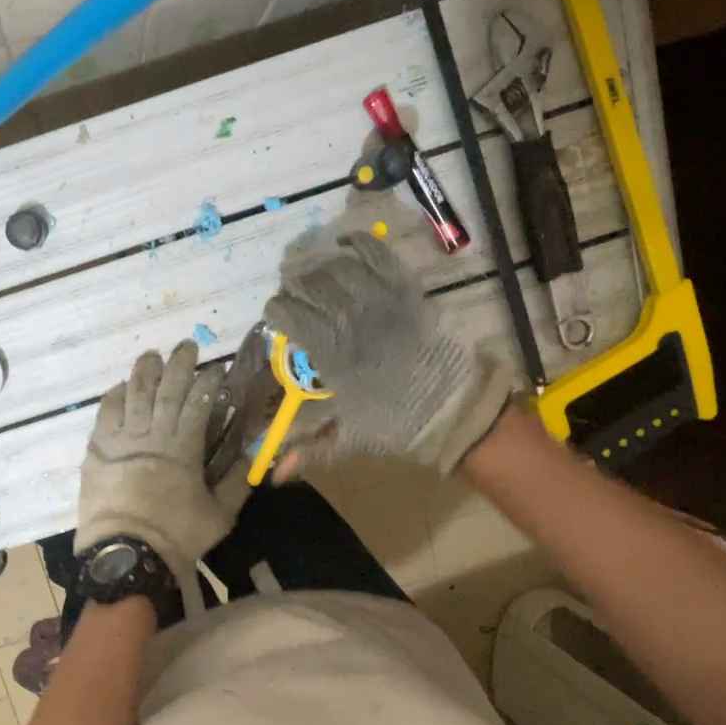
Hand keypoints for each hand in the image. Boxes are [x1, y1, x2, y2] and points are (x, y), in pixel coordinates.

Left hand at [75, 341, 233, 577]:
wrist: (126, 554)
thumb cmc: (178, 536)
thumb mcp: (220, 514)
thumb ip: (238, 482)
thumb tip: (251, 456)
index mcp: (183, 448)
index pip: (198, 401)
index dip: (208, 381)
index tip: (216, 368)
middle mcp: (151, 435)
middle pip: (165, 389)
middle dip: (178, 364)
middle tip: (187, 346)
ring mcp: (121, 441)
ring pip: (133, 394)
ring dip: (144, 371)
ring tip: (152, 356)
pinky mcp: (97, 451)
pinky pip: (105, 414)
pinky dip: (115, 396)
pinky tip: (121, 388)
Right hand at [263, 232, 513, 474]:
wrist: (453, 407)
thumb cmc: (397, 423)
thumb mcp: (349, 440)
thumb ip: (308, 451)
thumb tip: (272, 479)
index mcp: (331, 353)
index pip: (291, 316)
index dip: (278, 311)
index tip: (275, 316)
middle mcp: (350, 320)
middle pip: (310, 285)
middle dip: (294, 284)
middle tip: (292, 290)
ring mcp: (379, 301)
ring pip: (338, 267)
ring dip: (320, 265)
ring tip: (314, 270)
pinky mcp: (405, 291)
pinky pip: (377, 257)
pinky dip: (359, 246)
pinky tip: (346, 245)